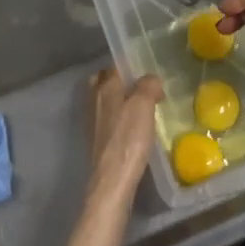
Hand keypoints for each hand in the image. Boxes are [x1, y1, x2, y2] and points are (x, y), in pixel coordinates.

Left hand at [85, 69, 161, 198]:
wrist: (113, 179)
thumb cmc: (129, 138)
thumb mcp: (144, 105)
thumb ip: (148, 85)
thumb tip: (151, 80)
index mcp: (105, 87)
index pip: (114, 66)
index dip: (131, 67)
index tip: (148, 76)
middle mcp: (94, 99)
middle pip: (104, 81)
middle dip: (120, 82)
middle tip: (142, 90)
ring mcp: (93, 121)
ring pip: (105, 101)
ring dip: (120, 102)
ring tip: (141, 110)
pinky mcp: (96, 139)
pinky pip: (107, 120)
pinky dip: (118, 119)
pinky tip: (133, 129)